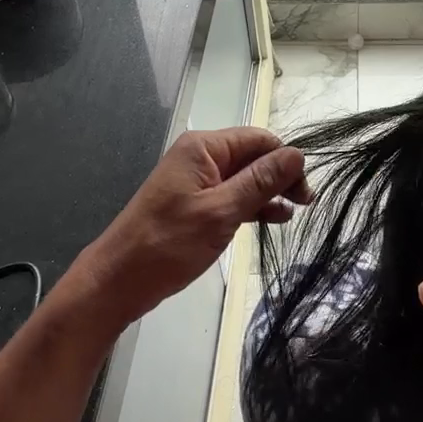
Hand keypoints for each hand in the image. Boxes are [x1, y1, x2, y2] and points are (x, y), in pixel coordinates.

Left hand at [71, 127, 312, 325]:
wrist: (118, 281)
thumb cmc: (168, 244)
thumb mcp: (220, 212)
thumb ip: (260, 182)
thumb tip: (297, 154)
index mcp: (204, 148)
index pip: (258, 139)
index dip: (285, 160)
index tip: (304, 192)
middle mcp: (201, 157)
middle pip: (252, 156)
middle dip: (280, 176)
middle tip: (305, 204)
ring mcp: (196, 181)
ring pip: (244, 178)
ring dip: (269, 192)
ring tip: (294, 214)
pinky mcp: (195, 205)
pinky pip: (231, 196)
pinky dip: (252, 205)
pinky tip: (272, 218)